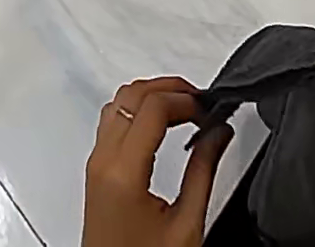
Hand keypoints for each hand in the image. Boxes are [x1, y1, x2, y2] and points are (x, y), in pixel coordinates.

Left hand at [82, 77, 233, 246]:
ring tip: (184, 106)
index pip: (152, 107)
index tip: (208, 107)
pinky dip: (137, 107)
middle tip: (199, 99)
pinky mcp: (95, 167)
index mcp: (123, 172)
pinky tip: (160, 120)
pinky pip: (112, 118)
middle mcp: (103, 159)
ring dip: (151, 94)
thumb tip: (218, 132)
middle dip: (168, 88)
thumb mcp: (187, 227)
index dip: (184, 98)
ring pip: (119, 100)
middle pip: (132, 94)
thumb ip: (203, 171)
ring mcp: (95, 161)